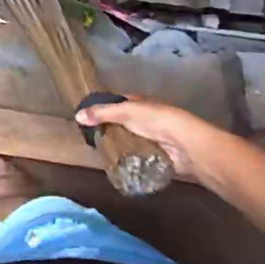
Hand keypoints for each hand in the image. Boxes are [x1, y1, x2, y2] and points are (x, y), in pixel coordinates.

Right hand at [75, 96, 245, 188]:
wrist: (187, 145)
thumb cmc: (157, 120)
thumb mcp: (125, 112)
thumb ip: (101, 113)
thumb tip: (77, 116)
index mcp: (139, 102)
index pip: (116, 102)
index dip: (101, 106)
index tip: (85, 116)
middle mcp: (146, 118)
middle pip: (121, 122)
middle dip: (107, 127)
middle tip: (88, 136)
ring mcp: (152, 137)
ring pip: (128, 139)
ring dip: (117, 144)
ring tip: (97, 150)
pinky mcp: (157, 155)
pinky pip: (137, 155)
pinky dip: (127, 158)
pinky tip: (114, 162)